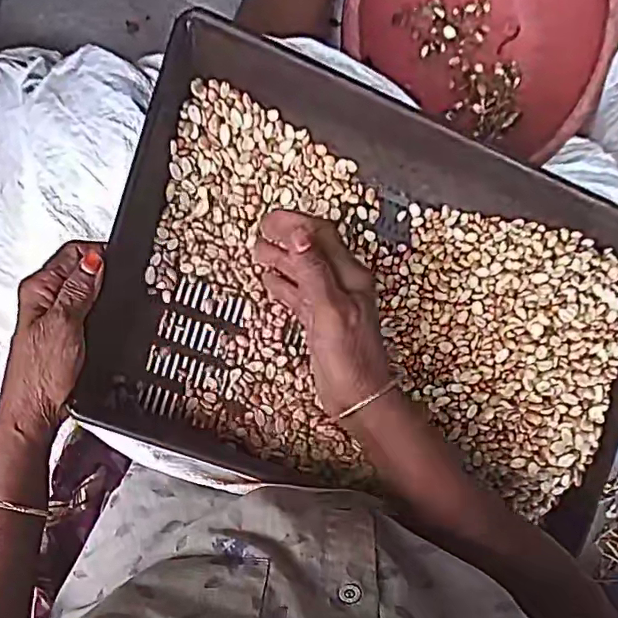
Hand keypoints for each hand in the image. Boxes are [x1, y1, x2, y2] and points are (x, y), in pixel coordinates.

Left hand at [0, 241, 104, 440]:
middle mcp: (44, 301)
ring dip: (103, 292)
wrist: (35, 412)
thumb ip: (79, 290)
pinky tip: (110, 317)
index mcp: (38, 289)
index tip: (124, 260)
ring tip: (122, 292)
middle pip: (79, 271)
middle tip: (128, 274)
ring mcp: (55, 320)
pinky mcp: (65, 339)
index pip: (73, 253)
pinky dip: (100, 312)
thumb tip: (94, 261)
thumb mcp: (64, 324)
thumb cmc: (39, 375)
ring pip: (85, 293)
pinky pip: (86, 315)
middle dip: (104, 270)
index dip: (99, 252)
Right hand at [254, 210, 392, 415]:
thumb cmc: (350, 359)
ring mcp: (330, 304)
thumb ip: (314, 272)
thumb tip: (298, 236)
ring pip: (303, 272)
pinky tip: (271, 282)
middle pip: (311, 251)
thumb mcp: (330, 310)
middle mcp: (342, 286)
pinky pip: (300, 295)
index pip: (321, 236)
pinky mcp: (320, 323)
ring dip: (282, 260)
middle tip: (261, 232)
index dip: (295, 224)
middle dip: (286, 238)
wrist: (358, 397)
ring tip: (259, 251)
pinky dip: (284, 285)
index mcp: (350, 276)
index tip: (269, 220)